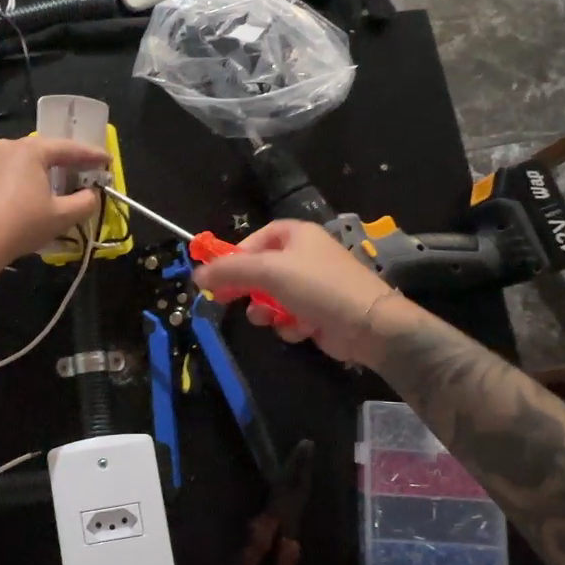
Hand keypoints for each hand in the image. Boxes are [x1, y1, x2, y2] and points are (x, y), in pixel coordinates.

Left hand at [0, 136, 108, 265]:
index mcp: (31, 150)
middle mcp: (9, 147)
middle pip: (47, 151)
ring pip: (27, 162)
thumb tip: (92, 194)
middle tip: (87, 173)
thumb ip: (85, 202)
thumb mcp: (61, 216)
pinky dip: (28, 180)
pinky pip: (12, 173)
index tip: (108, 161)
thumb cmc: (20, 225)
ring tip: (63, 186)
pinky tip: (34, 196)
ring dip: (47, 173)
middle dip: (69, 163)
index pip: (70, 148)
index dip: (93, 156)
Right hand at [193, 219, 420, 364]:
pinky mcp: (318, 312)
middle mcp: (305, 256)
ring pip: (271, 297)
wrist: (367, 324)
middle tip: (226, 300)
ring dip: (266, 310)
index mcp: (296, 236)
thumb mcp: (268, 272)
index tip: (217, 275)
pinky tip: (300, 329)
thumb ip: (230, 271)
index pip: (255, 239)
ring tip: (270, 318)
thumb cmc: (317, 286)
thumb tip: (196, 274)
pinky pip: (288, 316)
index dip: (235, 256)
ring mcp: (313, 286)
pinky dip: (289, 324)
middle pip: (260, 270)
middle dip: (247, 288)